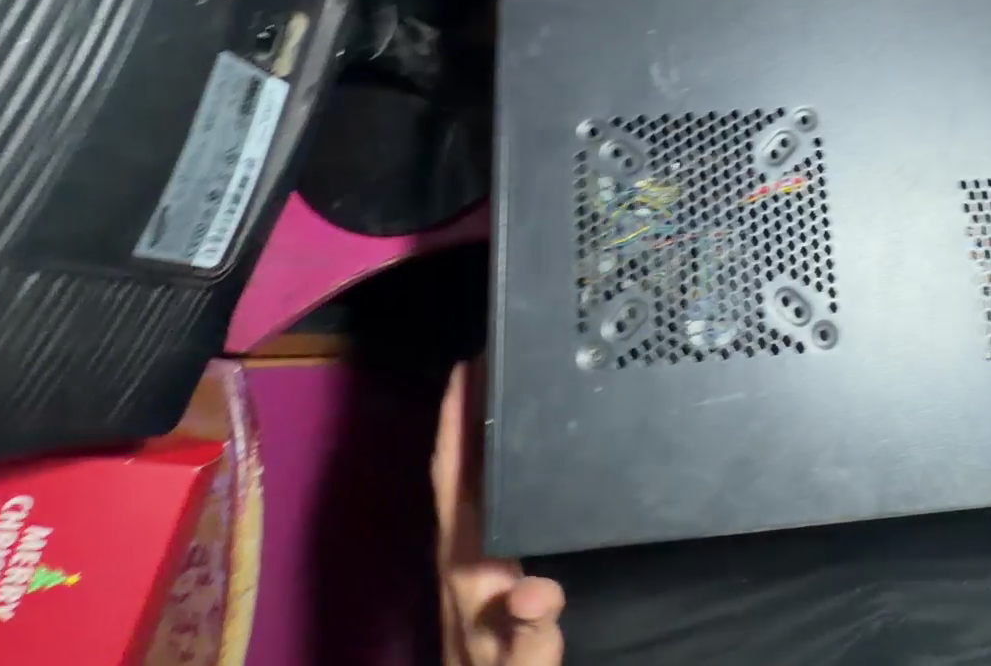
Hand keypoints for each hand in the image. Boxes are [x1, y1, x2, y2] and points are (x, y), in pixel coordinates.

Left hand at [433, 362, 564, 665]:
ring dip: (470, 424)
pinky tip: (506, 438)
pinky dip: (484, 452)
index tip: (467, 369)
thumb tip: (537, 588)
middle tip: (483, 355)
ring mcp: (467, 546)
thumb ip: (531, 629)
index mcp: (466, 556)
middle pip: (453, 462)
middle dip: (460, 408)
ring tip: (493, 380)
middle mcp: (459, 542)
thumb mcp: (526, 661)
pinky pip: (478, 487)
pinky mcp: (481, 552)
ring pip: (461, 472)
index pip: (454, 476)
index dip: (456, 422)